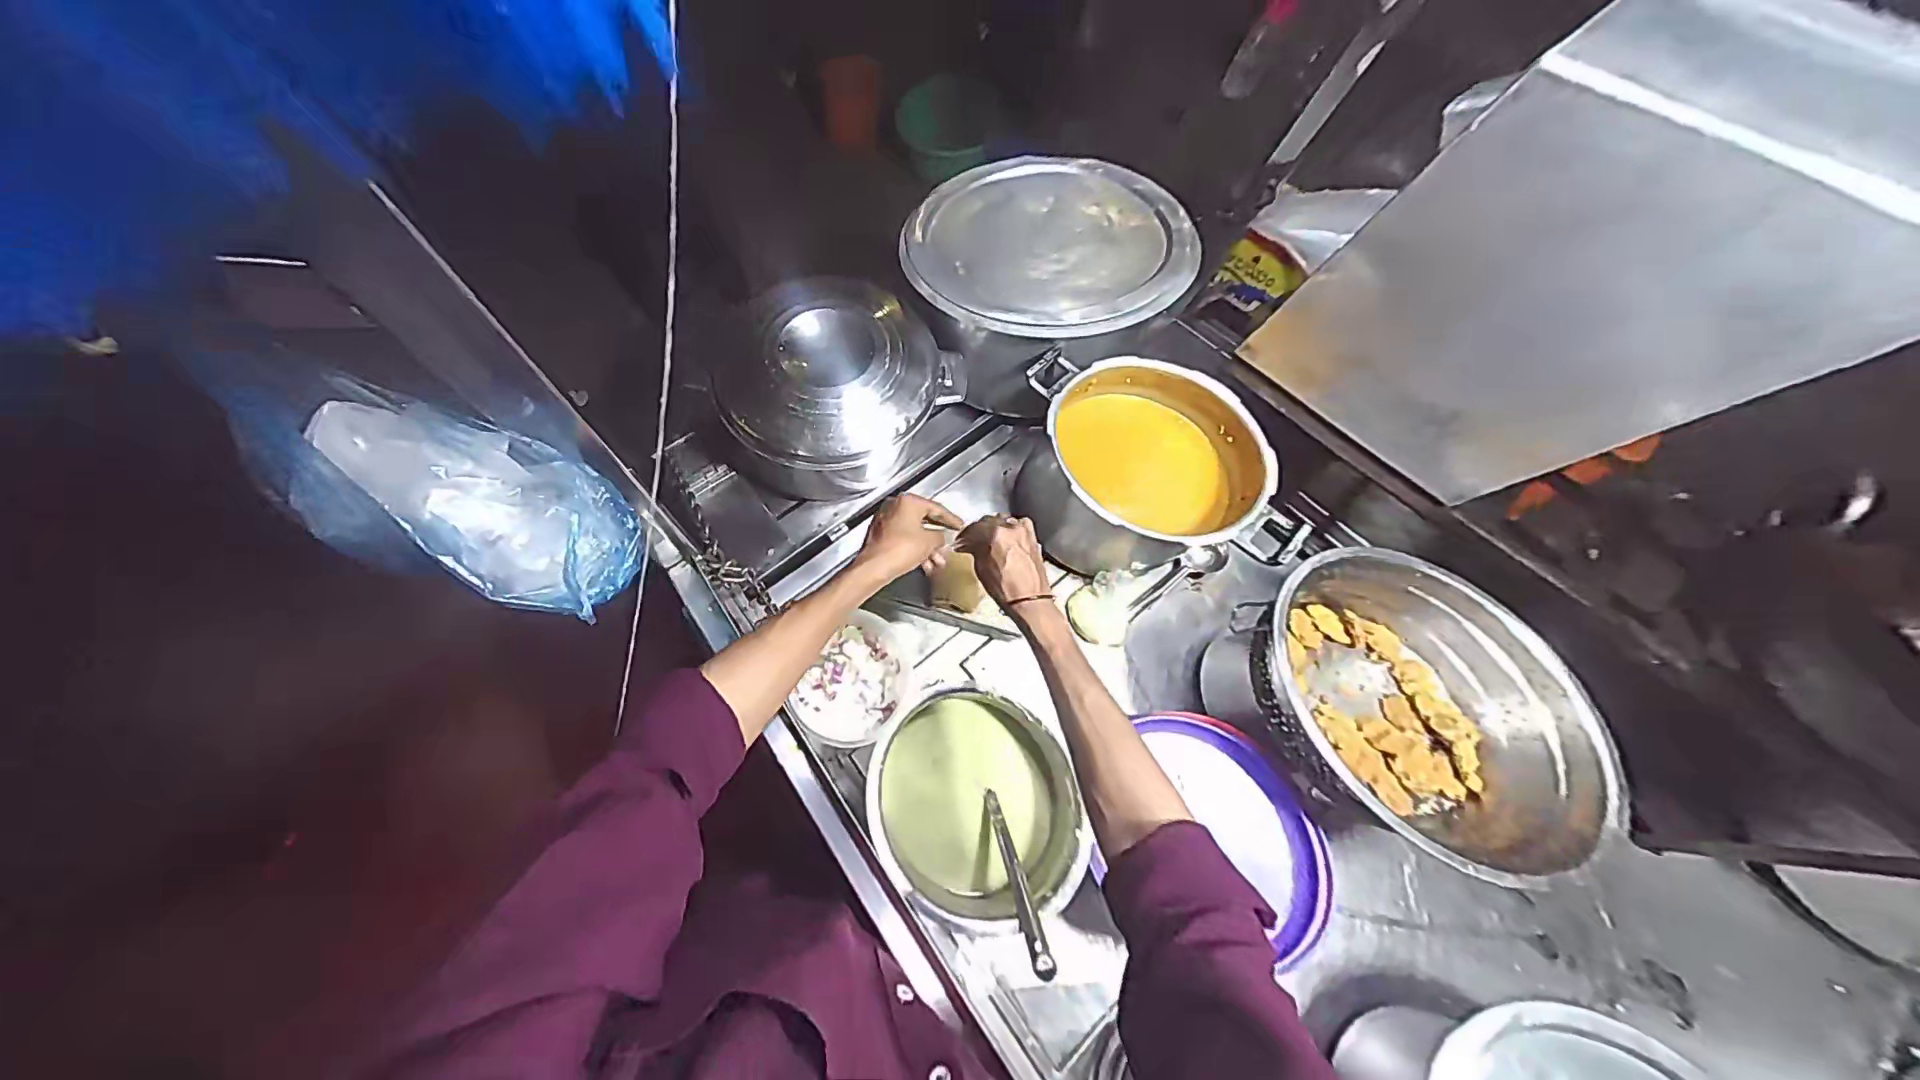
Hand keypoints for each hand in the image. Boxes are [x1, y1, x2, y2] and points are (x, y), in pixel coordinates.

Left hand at [853, 494, 965, 584]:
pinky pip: (903, 537)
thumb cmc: (900, 550)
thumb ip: (941, 536)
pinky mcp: (880, 533)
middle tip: (949, 542)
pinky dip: (914, 548)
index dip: (951, 519)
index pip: (936, 508)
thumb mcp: (929, 542)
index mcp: (908, 502)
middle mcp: (895, 506)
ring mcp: (885, 519)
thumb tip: (942, 537)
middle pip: (923, 519)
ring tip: (938, 560)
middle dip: (937, 536)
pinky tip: (924, 563)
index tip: (959, 525)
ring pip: (913, 531)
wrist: (874, 567)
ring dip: (927, 546)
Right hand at [956, 515, 1051, 613]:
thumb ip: (976, 550)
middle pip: (989, 521)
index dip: (964, 536)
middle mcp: (1011, 529)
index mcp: (995, 534)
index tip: (961, 541)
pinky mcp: (1033, 538)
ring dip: (995, 528)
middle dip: (979, 530)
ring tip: (989, 540)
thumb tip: (972, 545)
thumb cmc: (1008, 590)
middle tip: (972, 539)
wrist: (1030, 600)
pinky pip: (1018, 526)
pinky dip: (1010, 530)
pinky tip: (1006, 538)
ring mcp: (1024, 532)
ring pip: (1004, 521)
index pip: (973, 528)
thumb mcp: (981, 569)